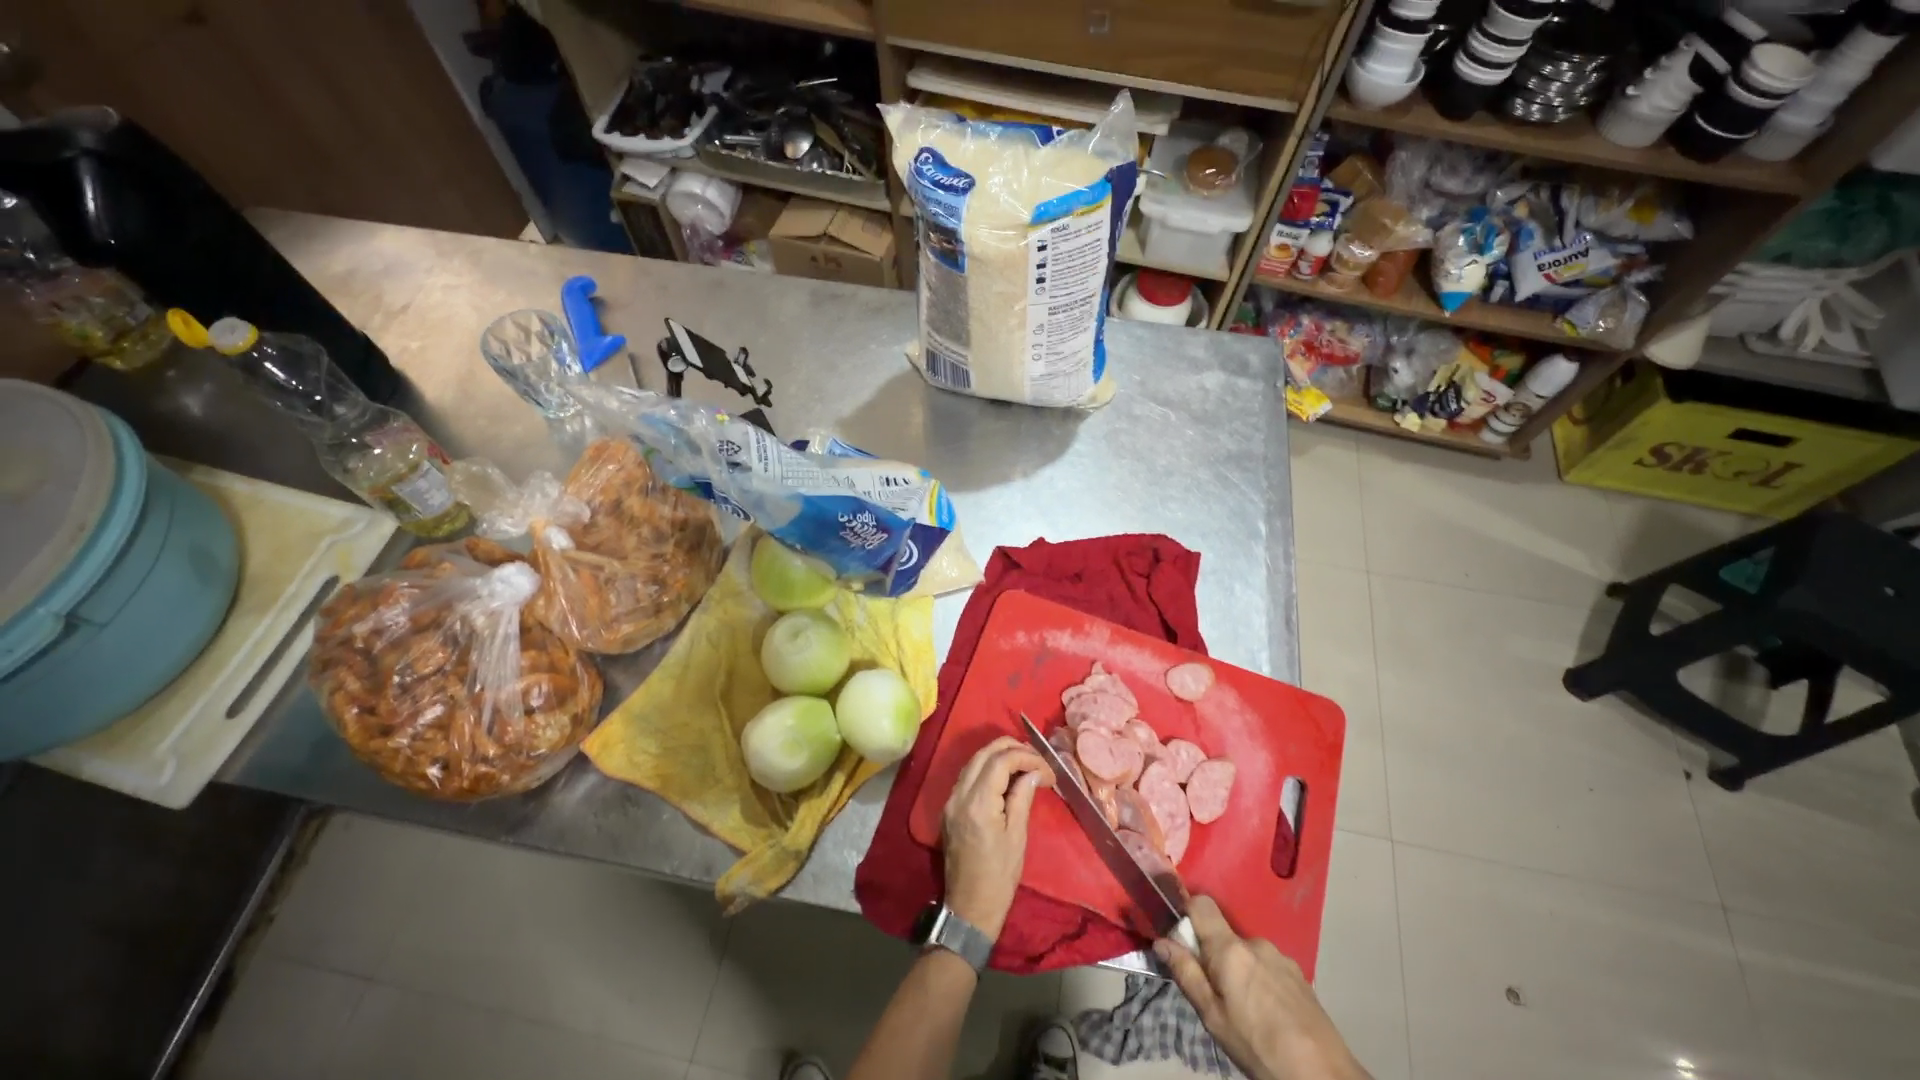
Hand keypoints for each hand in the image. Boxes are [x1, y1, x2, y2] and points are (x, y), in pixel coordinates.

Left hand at [940, 735, 1053, 941]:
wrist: (970, 907)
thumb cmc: (999, 876)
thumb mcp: (1017, 837)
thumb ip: (1022, 798)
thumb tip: (1034, 773)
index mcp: (978, 802)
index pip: (1001, 761)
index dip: (1027, 758)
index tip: (1048, 771)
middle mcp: (959, 795)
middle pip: (983, 754)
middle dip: (1011, 748)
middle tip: (1037, 758)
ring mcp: (951, 801)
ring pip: (973, 762)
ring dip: (998, 756)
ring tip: (1025, 763)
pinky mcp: (950, 810)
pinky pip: (967, 777)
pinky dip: (987, 769)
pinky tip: (1006, 777)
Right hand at [1155, 896, 1370, 1079]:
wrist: (1322, 1074)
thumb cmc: (1258, 1046)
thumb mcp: (1213, 1016)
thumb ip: (1186, 974)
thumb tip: (1162, 941)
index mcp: (1231, 949)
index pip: (1202, 904)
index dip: (1186, 914)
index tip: (1179, 941)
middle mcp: (1257, 943)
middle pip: (1224, 936)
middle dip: (1212, 957)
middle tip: (1213, 996)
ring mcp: (1282, 958)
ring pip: (1246, 954)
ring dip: (1237, 971)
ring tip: (1243, 1012)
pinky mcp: (1299, 975)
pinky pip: (1267, 967)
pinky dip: (1258, 981)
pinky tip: (1267, 1015)